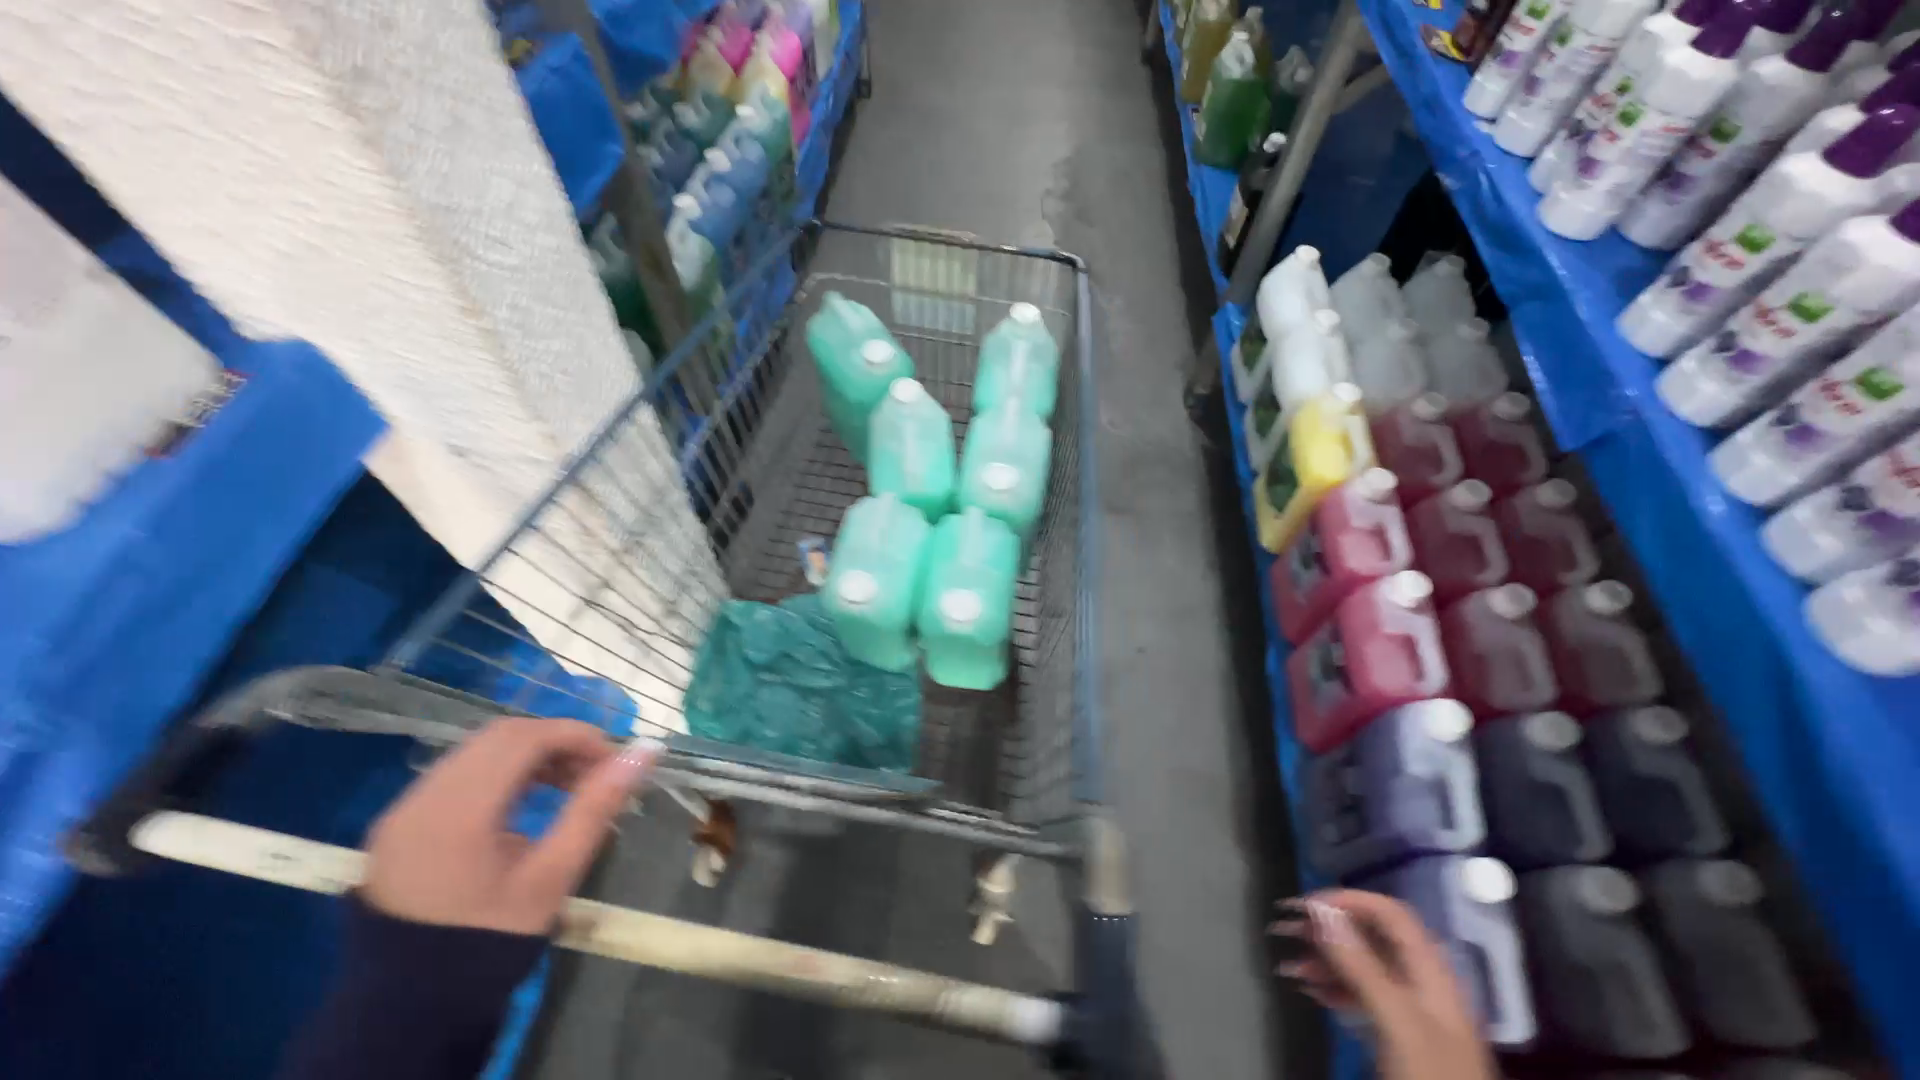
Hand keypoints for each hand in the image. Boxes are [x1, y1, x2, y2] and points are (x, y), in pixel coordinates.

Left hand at [362, 717, 660, 934]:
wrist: (410, 1004)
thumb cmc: (490, 942)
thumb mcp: (553, 877)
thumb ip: (595, 808)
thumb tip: (644, 753)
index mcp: (458, 811)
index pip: (524, 739)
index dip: (576, 736)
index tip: (615, 761)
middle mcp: (422, 797)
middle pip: (499, 737)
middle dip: (556, 743)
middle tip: (596, 772)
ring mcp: (403, 809)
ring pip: (477, 751)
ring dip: (529, 756)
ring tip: (570, 786)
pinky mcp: (399, 823)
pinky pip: (457, 774)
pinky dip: (500, 773)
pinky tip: (528, 801)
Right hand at [1270, 889, 1495, 1079]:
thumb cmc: (1431, 1078)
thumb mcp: (1398, 1023)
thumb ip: (1363, 967)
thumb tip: (1323, 913)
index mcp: (1430, 974)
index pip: (1391, 915)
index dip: (1351, 901)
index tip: (1307, 906)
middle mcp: (1419, 985)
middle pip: (1372, 939)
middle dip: (1328, 928)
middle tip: (1284, 927)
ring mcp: (1408, 1012)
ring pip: (1361, 968)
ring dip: (1323, 959)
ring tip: (1286, 963)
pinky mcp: (1395, 1037)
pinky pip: (1358, 997)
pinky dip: (1331, 988)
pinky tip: (1307, 989)